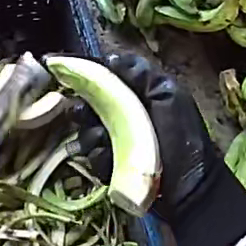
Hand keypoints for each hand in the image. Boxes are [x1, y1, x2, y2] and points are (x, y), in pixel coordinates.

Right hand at [77, 53, 245, 245]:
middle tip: (82, 111)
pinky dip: (99, 156)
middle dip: (82, 106)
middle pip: (87, 101)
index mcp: (137, 91)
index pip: (103, 74)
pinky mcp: (109, 164)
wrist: (190, 186)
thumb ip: (141, 74)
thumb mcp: (168, 95)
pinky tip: (111, 159)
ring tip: (106, 141)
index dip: (80, 69)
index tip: (55, 64)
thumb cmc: (184, 136)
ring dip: (92, 134)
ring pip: (86, 130)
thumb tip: (109, 58)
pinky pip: (92, 155)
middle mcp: (123, 112)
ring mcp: (115, 139)